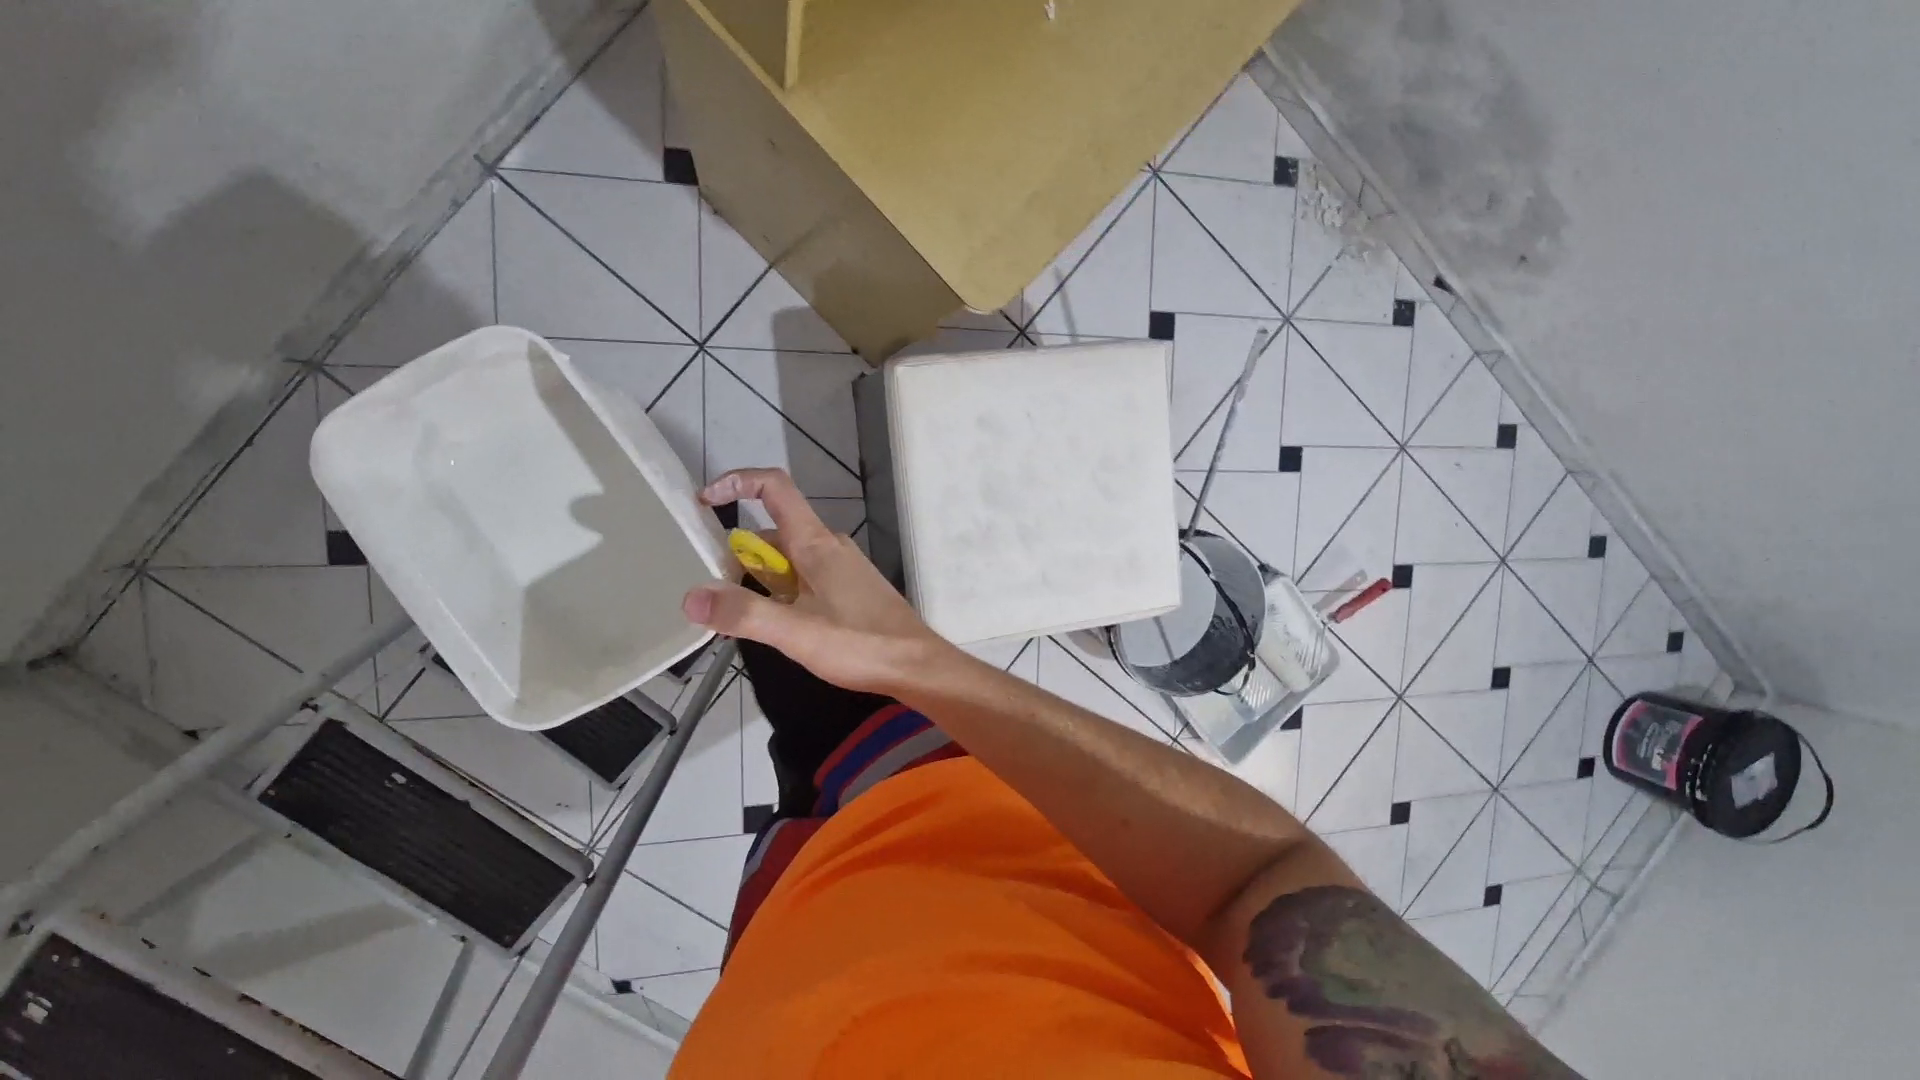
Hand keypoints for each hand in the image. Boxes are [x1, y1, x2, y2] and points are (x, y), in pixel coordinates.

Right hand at [681, 468, 959, 695]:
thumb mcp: (796, 632)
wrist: (918, 667)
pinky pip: (805, 578)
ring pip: (789, 559)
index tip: (704, 503)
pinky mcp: (850, 591)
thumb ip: (743, 614)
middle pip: (774, 531)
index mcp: (816, 543)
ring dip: (758, 577)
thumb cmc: (861, 644)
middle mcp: (829, 547)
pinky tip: (775, 625)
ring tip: (734, 613)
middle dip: (738, 552)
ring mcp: (842, 569)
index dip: (736, 482)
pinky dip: (781, 592)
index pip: (774, 487)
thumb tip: (691, 597)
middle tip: (711, 589)